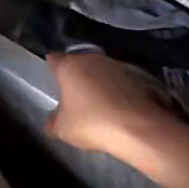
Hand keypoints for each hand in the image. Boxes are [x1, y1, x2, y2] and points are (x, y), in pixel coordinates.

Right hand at [45, 52, 170, 155]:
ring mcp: (113, 64)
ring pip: (97, 69)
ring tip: (94, 102)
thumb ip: (53, 121)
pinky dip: (112, 88)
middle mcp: (90, 58)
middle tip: (72, 95)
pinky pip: (114, 79)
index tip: (52, 79)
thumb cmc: (92, 123)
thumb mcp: (63, 129)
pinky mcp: (132, 74)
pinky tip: (113, 106)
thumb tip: (53, 118)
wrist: (136, 126)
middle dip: (74, 75)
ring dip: (95, 81)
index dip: (52, 68)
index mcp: (69, 66)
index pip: (54, 59)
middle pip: (77, 62)